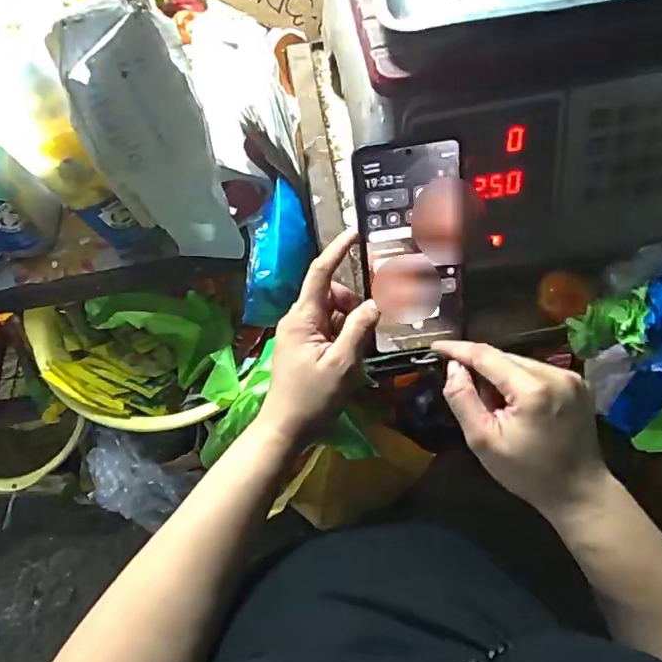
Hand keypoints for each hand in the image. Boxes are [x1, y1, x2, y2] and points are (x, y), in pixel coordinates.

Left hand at [257, 228, 378, 448]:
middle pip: (332, 295)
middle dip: (353, 305)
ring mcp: (298, 334)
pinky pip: (328, 331)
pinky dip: (343, 338)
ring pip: (333, 314)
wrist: (286, 428)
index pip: (320, 273)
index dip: (337, 251)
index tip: (354, 233)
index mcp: (302, 317)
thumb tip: (376, 303)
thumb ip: (359, 329)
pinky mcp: (302, 348)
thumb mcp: (342, 364)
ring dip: (351, 325)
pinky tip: (350, 359)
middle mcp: (297, 319)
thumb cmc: (312, 398)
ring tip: (357, 354)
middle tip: (368, 332)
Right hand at [432, 340, 609, 517]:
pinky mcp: (577, 383)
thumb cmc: (527, 472)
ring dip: (499, 377)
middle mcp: (555, 374)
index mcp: (532, 388)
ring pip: (519, 363)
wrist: (578, 491)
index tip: (436, 346)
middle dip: (480, 370)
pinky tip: (515, 406)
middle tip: (470, 399)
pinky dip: (518, 381)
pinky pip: (536, 371)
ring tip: (495, 408)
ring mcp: (570, 377)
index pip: (486, 355)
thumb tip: (453, 368)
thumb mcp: (483, 440)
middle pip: (504, 357)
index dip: (457, 349)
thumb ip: (462, 399)